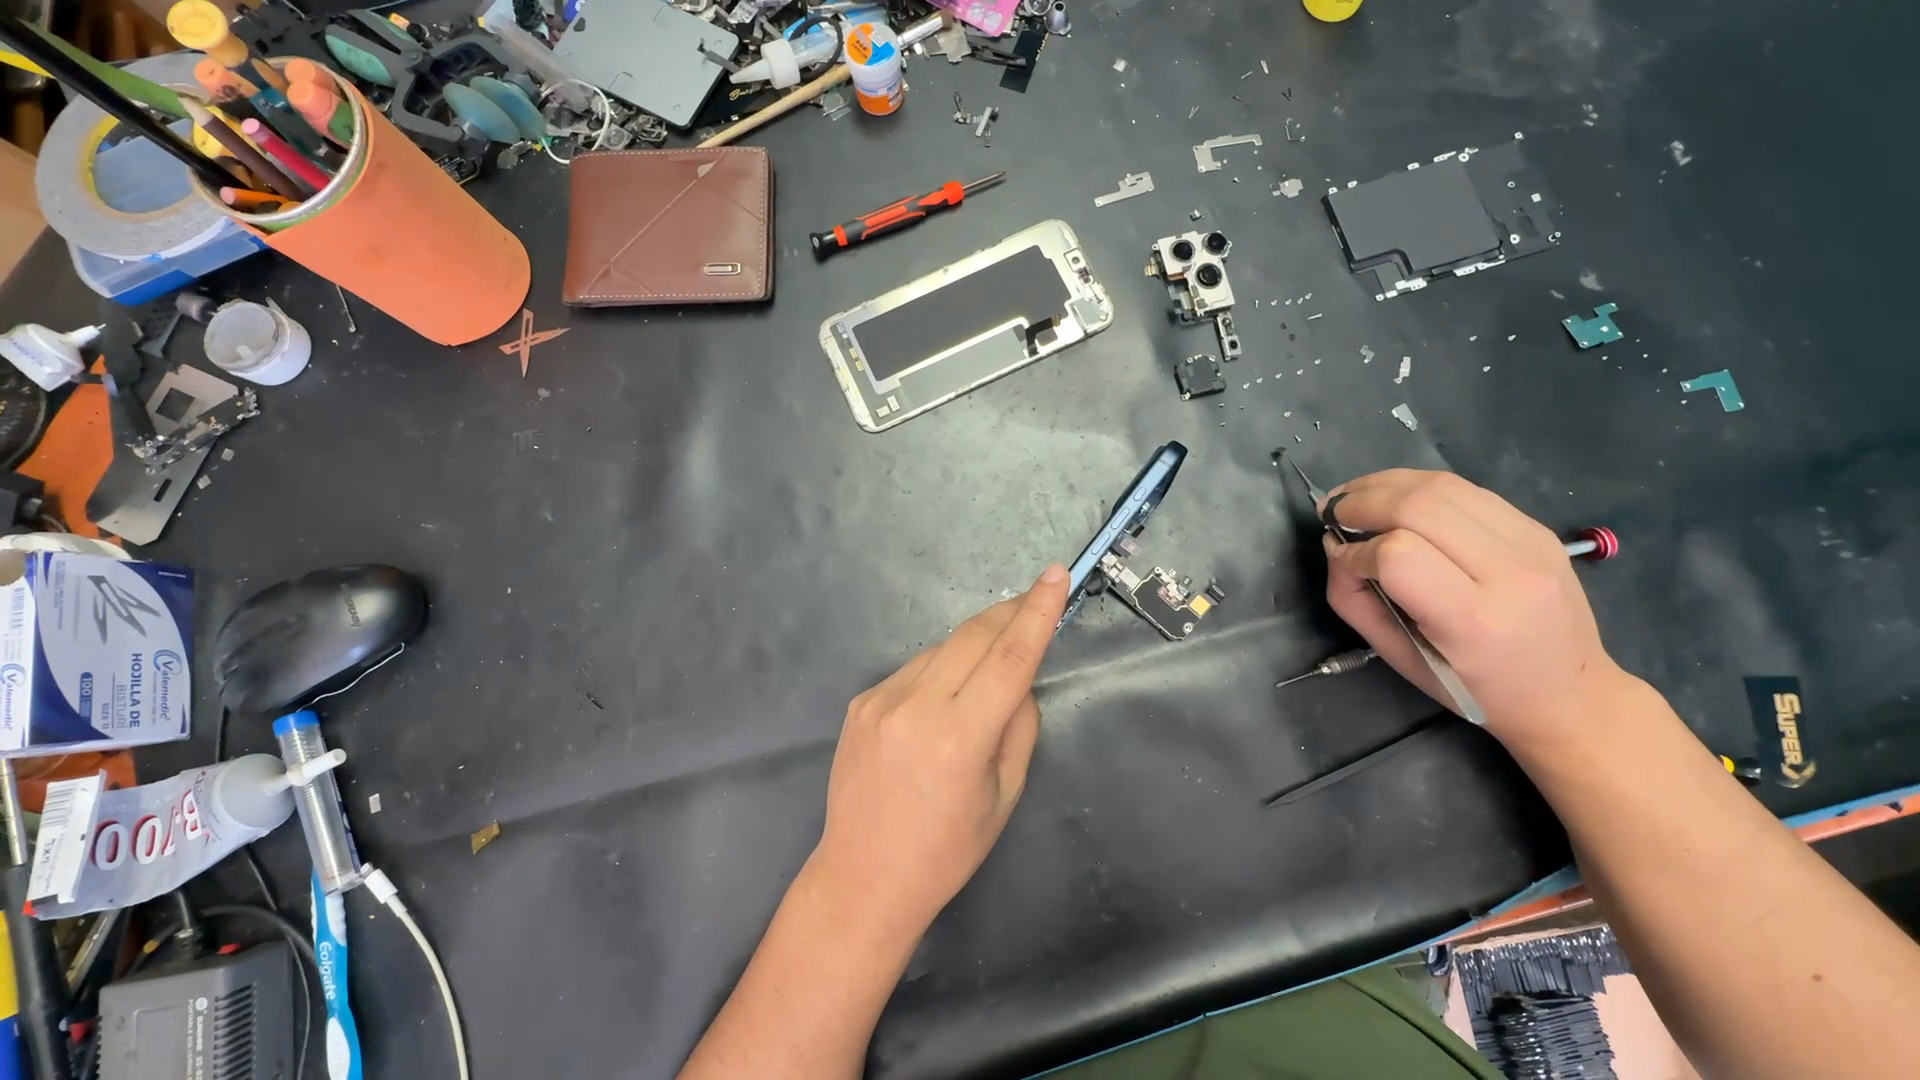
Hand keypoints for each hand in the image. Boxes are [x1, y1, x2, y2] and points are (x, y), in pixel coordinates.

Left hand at [810, 565, 1070, 944]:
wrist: (863, 876)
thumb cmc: (946, 851)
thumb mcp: (1003, 795)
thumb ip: (1018, 726)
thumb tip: (1019, 679)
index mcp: (958, 739)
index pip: (1009, 659)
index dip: (1037, 612)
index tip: (1055, 576)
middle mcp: (915, 708)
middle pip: (973, 637)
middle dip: (1008, 613)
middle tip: (1035, 602)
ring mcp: (880, 701)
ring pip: (942, 650)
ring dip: (972, 649)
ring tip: (983, 681)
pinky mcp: (860, 702)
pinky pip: (914, 670)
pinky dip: (939, 673)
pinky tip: (940, 707)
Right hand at [1318, 469, 1624, 742]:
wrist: (1568, 693)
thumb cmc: (1474, 689)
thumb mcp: (1401, 658)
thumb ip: (1356, 601)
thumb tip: (1336, 547)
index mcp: (1474, 619)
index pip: (1399, 555)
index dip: (1357, 550)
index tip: (1340, 557)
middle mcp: (1510, 572)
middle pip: (1420, 506)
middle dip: (1363, 502)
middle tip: (1332, 511)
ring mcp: (1530, 542)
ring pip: (1442, 486)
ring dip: (1386, 484)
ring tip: (1356, 497)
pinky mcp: (1536, 527)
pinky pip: (1465, 490)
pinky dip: (1418, 487)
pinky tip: (1395, 499)